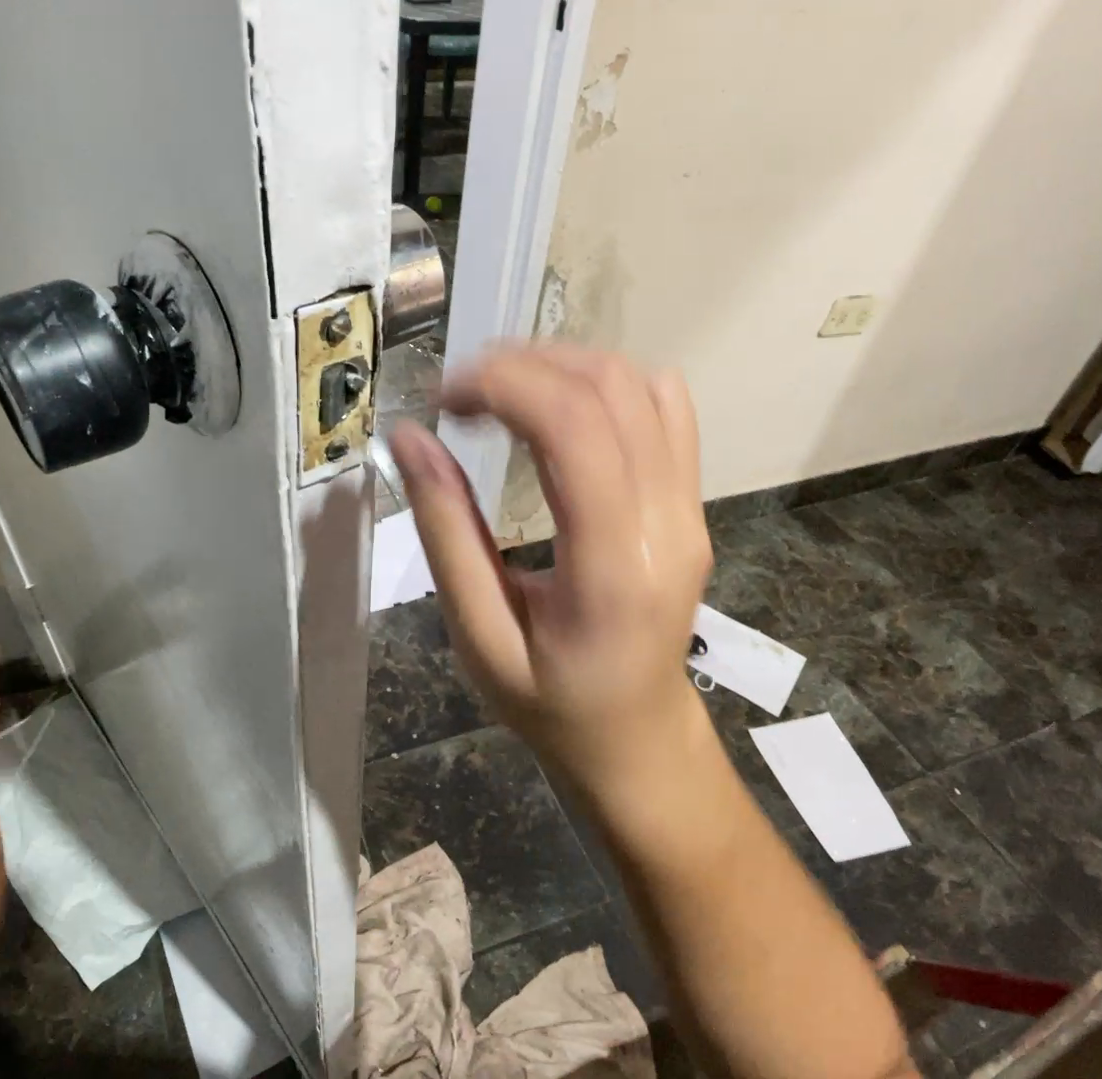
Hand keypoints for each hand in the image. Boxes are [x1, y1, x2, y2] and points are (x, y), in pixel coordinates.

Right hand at [387, 346, 713, 792]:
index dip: (504, 386)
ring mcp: (690, 509)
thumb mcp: (480, 637)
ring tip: (501, 393)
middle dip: (524, 367)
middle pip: (610, 390)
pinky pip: (665, 409)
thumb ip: (447, 535)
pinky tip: (559, 409)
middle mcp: (666, 523)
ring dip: (563, 367)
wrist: (635, 735)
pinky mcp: (692, 502)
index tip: (442, 399)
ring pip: (641, 386)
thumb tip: (410, 439)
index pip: (574, 428)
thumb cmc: (550, 703)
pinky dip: (605, 385)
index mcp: (612, 567)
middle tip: (460, 394)